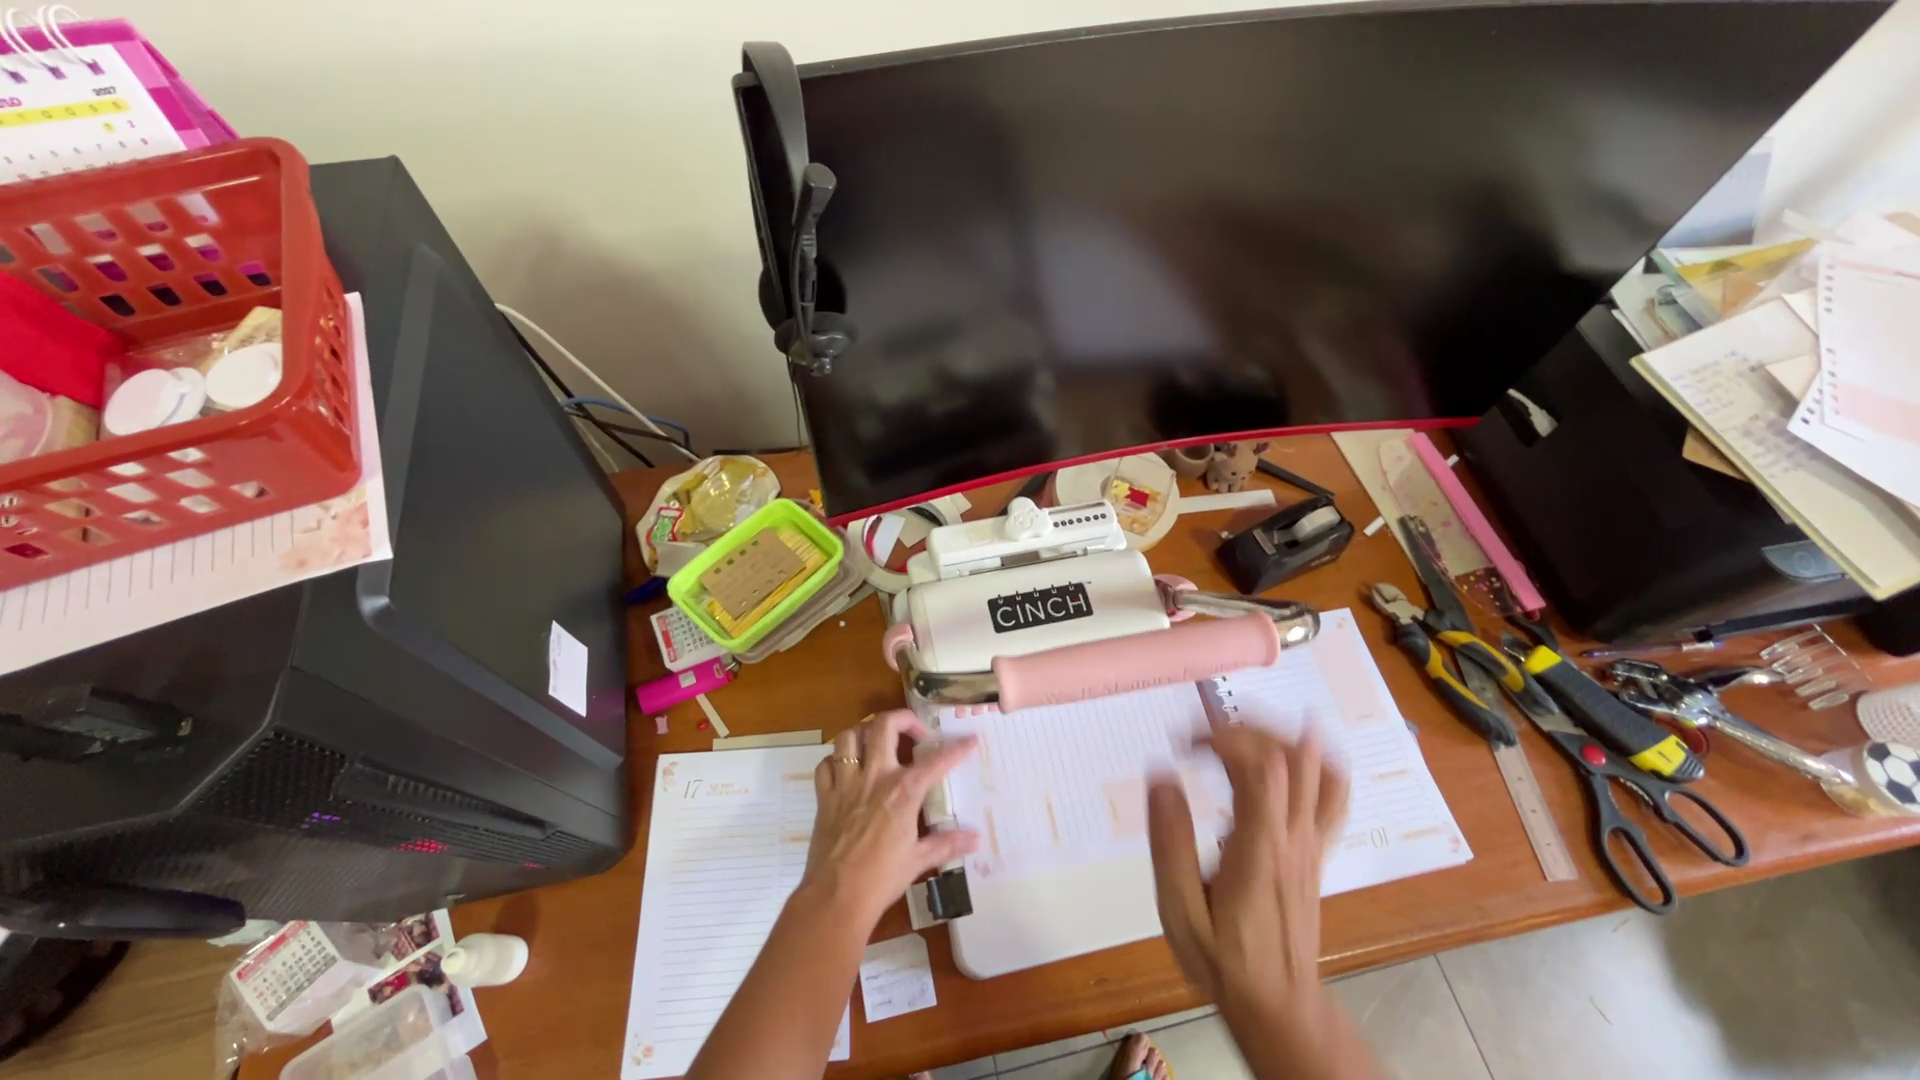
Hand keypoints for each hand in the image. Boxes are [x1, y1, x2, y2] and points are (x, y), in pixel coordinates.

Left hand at [802, 709, 979, 925]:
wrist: (836, 896)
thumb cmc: (881, 878)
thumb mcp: (919, 860)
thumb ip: (947, 844)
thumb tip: (976, 839)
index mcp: (903, 791)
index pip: (935, 760)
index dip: (956, 748)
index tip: (969, 741)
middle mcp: (874, 777)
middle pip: (884, 726)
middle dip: (904, 719)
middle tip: (916, 734)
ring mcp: (845, 783)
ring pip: (849, 736)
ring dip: (865, 732)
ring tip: (878, 742)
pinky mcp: (824, 796)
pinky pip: (826, 764)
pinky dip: (837, 760)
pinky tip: (848, 769)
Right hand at [1146, 724, 1347, 1014]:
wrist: (1277, 1003)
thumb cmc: (1221, 958)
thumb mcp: (1179, 908)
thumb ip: (1170, 842)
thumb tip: (1161, 777)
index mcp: (1259, 849)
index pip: (1260, 768)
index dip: (1225, 737)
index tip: (1185, 743)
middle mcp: (1294, 838)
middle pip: (1290, 756)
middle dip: (1246, 727)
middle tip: (1203, 732)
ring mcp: (1313, 843)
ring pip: (1319, 769)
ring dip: (1283, 735)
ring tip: (1244, 729)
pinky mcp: (1318, 851)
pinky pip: (1334, 795)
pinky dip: (1318, 761)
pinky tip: (1296, 750)